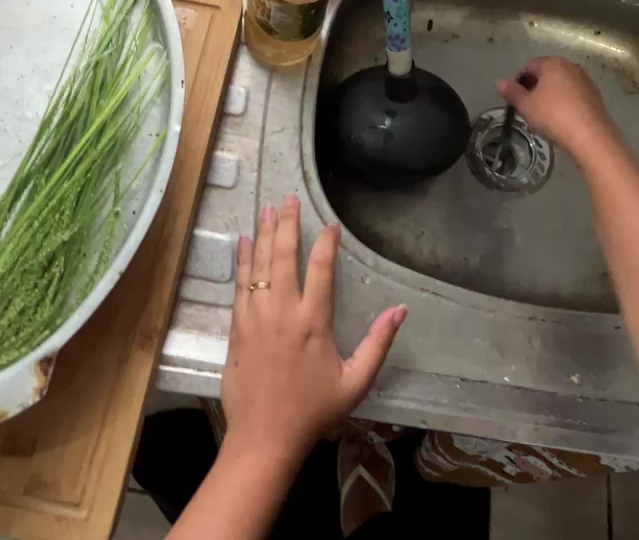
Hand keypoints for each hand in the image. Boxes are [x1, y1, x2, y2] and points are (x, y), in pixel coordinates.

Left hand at [224, 196, 405, 461]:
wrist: (264, 438)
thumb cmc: (313, 411)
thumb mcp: (355, 382)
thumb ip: (378, 343)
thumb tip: (400, 310)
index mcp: (313, 321)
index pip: (321, 268)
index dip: (327, 242)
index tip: (331, 225)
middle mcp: (283, 310)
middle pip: (284, 255)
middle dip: (287, 224)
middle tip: (289, 200)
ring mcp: (256, 316)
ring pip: (259, 264)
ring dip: (264, 234)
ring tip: (267, 209)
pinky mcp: (238, 326)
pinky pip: (240, 284)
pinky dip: (242, 260)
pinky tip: (244, 243)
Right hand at [497, 56, 618, 149]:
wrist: (591, 136)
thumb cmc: (554, 116)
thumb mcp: (526, 106)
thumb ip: (512, 92)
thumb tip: (500, 82)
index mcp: (552, 63)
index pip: (528, 66)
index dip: (518, 82)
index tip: (515, 100)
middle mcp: (571, 66)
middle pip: (545, 74)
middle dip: (534, 89)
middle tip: (527, 109)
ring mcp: (586, 81)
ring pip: (560, 85)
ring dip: (549, 96)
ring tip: (543, 117)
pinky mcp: (595, 96)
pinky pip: (573, 95)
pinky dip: (564, 103)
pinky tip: (561, 120)